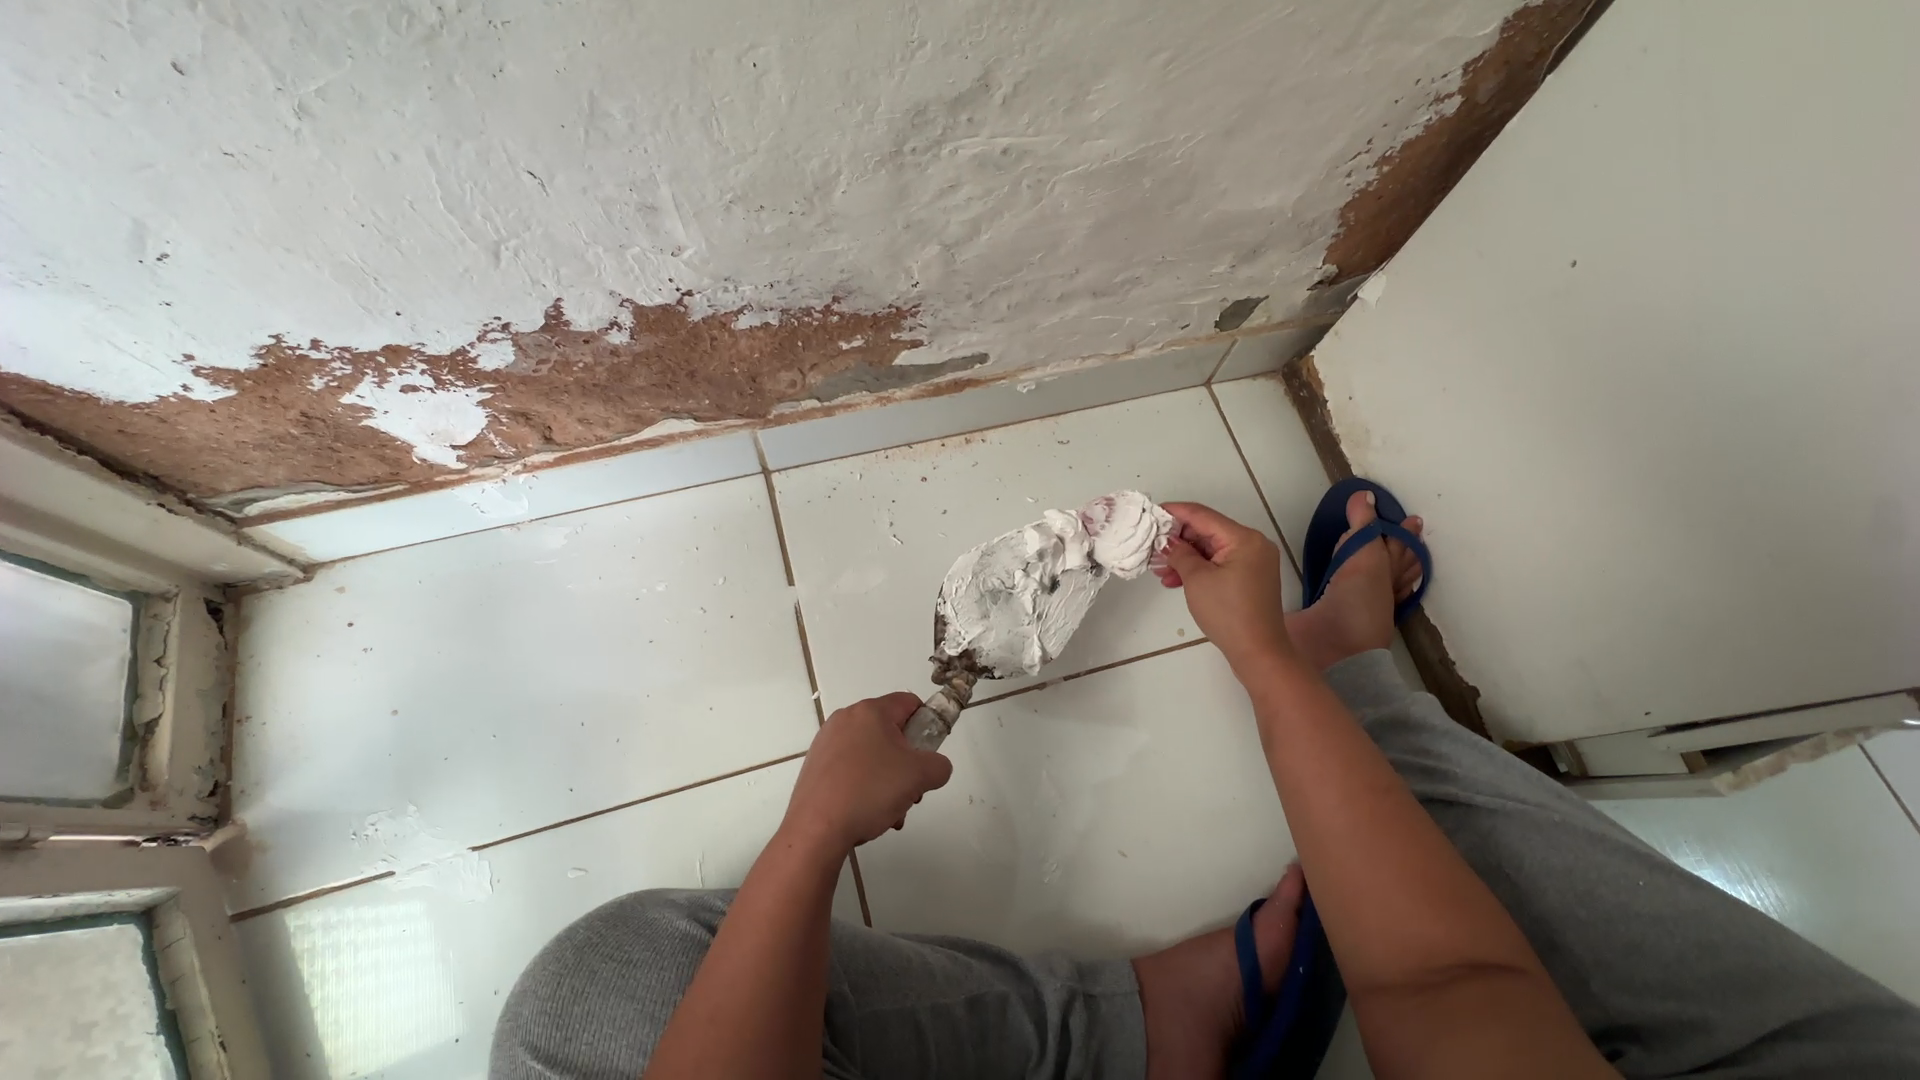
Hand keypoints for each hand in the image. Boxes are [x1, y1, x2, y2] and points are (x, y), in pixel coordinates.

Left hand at [781, 692, 953, 854]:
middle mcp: (845, 719)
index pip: (910, 703)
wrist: (816, 828)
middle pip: (890, 733)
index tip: (929, 753)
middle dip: (907, 762)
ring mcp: (826, 743)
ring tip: (890, 811)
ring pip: (872, 755)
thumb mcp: (920, 776)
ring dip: (888, 781)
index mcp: (870, 711)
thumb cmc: (870, 791)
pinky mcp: (815, 767)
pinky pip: (851, 770)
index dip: (927, 724)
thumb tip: (934, 768)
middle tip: (911, 789)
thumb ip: (939, 765)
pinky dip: (864, 787)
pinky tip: (868, 815)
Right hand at [1154, 502, 1293, 671]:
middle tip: (1152, 548)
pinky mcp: (1251, 577)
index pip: (1203, 515)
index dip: (1175, 512)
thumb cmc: (1227, 613)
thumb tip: (1167, 541)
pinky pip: (1220, 564)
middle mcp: (1253, 544)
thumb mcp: (1196, 580)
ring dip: (1186, 557)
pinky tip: (1176, 580)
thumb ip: (1179, 554)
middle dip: (1178, 540)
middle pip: (1208, 532)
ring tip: (1160, 570)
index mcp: (1243, 538)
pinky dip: (1199, 569)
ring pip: (1212, 550)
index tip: (1151, 512)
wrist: (1258, 651)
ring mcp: (1254, 561)